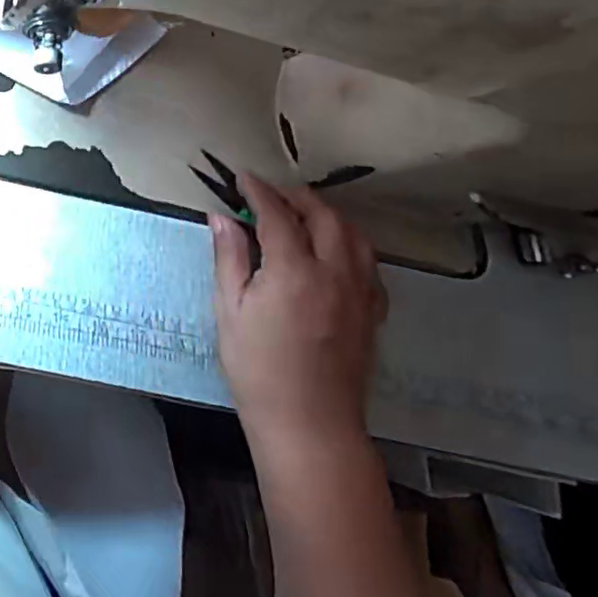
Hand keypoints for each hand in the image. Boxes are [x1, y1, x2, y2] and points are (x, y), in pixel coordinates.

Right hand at [211, 174, 385, 453]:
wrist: (307, 419)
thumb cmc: (255, 365)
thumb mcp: (228, 308)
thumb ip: (230, 257)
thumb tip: (223, 218)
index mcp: (295, 272)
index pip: (279, 215)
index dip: (259, 192)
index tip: (242, 177)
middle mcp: (337, 275)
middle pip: (327, 218)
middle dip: (298, 197)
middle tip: (270, 191)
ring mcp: (362, 294)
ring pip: (356, 238)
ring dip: (328, 216)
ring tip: (300, 213)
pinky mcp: (373, 313)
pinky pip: (369, 264)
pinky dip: (348, 245)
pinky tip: (330, 252)